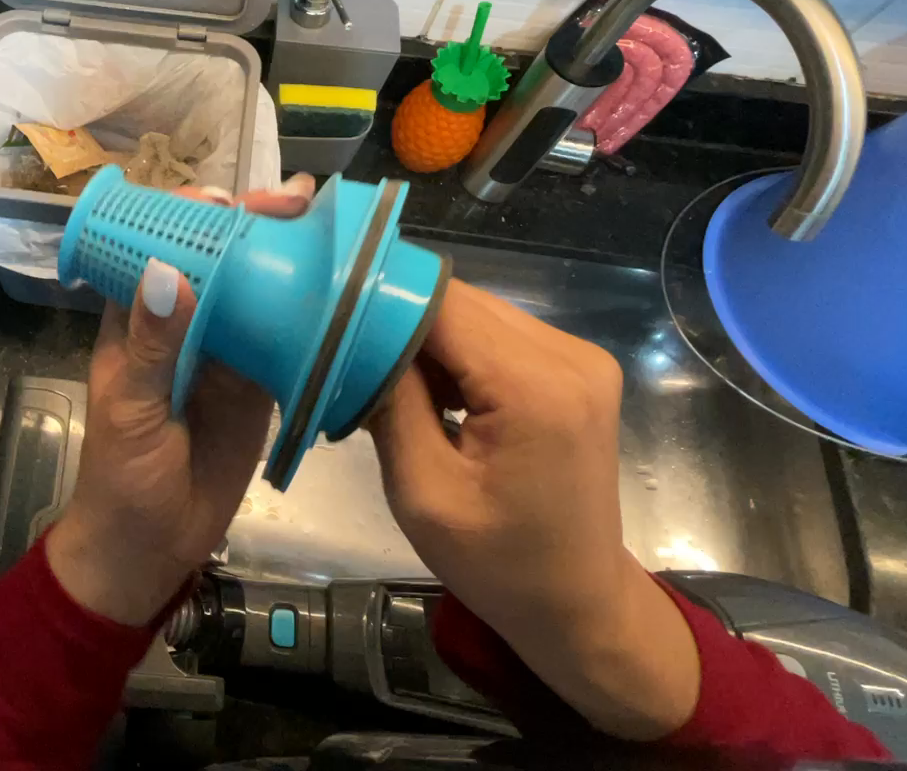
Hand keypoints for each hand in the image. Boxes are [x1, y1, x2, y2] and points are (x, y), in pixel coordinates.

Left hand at [46, 175, 315, 624]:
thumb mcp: (131, 409)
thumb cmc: (123, 476)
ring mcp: (223, 350)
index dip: (190, 214)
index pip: (160, 248)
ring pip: (254, 289)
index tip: (225, 198)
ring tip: (323, 226)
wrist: (151, 547)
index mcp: (138, 318)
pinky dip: (305, 311)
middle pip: (216, 258)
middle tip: (292, 202)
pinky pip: (282, 335)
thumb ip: (152, 346)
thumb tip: (169, 269)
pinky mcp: (256, 382)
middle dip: (249, 225)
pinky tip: (336, 287)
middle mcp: (183, 323)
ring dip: (283, 257)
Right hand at [367, 279, 699, 739]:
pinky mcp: (576, 366)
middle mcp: (569, 356)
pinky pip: (497, 332)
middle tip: (350, 355)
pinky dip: (456, 350)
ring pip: (475, 311)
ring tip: (389, 380)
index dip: (380, 302)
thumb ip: (391, 401)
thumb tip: (355, 334)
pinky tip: (434, 390)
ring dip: (426, 336)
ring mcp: (579, 357)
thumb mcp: (421, 491)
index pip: (440, 305)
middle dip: (400, 320)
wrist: (578, 605)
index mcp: (535, 389)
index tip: (326, 320)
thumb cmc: (496, 563)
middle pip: (459, 301)